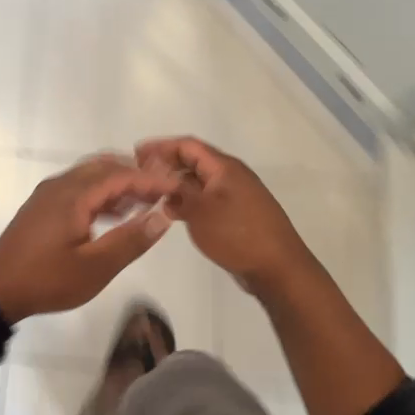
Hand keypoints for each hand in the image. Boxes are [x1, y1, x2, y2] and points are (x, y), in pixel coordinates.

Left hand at [0, 155, 178, 323]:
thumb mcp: (96, 267)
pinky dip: (100, 195)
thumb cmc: (47, 280)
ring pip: (89, 176)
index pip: (120, 175)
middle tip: (162, 191)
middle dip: (135, 175)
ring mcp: (48, 195)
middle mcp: (60, 186)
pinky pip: (77, 188)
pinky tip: (114, 215)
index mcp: (73, 195)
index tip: (176, 188)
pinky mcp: (42, 207)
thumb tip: (162, 217)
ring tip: (144, 204)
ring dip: (117, 184)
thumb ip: (131, 240)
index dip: (150, 180)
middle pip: (104, 167)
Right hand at [134, 136, 318, 298]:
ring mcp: (236, 196)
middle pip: (194, 161)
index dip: (161, 147)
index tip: (136, 154)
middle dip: (166, 164)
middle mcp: (231, 176)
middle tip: (140, 175)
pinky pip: (206, 198)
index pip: (188, 145)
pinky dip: (188, 200)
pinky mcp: (237, 214)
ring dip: (176, 184)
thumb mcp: (200, 210)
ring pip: (199, 181)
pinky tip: (173, 213)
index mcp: (224, 167)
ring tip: (151, 194)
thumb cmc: (237, 234)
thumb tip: (163, 182)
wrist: (278, 268)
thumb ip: (178, 191)